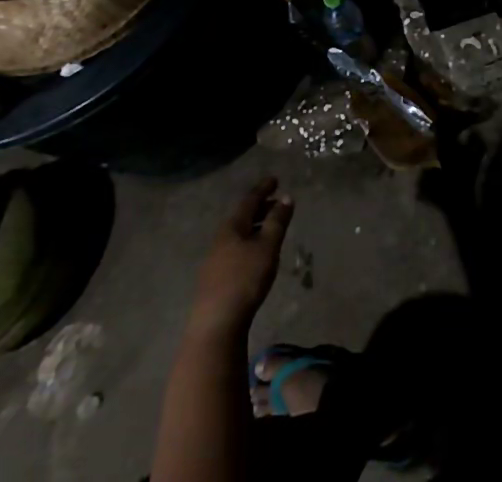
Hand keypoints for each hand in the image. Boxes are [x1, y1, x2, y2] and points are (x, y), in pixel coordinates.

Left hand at [188, 177, 293, 333]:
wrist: (217, 321)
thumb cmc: (245, 278)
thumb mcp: (268, 246)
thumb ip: (277, 221)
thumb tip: (286, 198)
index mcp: (232, 228)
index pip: (249, 201)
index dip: (263, 189)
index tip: (275, 179)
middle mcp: (220, 240)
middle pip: (242, 217)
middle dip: (260, 207)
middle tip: (277, 201)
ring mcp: (215, 259)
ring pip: (238, 234)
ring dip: (255, 225)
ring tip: (271, 225)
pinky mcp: (216, 277)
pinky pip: (235, 248)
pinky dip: (249, 240)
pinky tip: (256, 252)